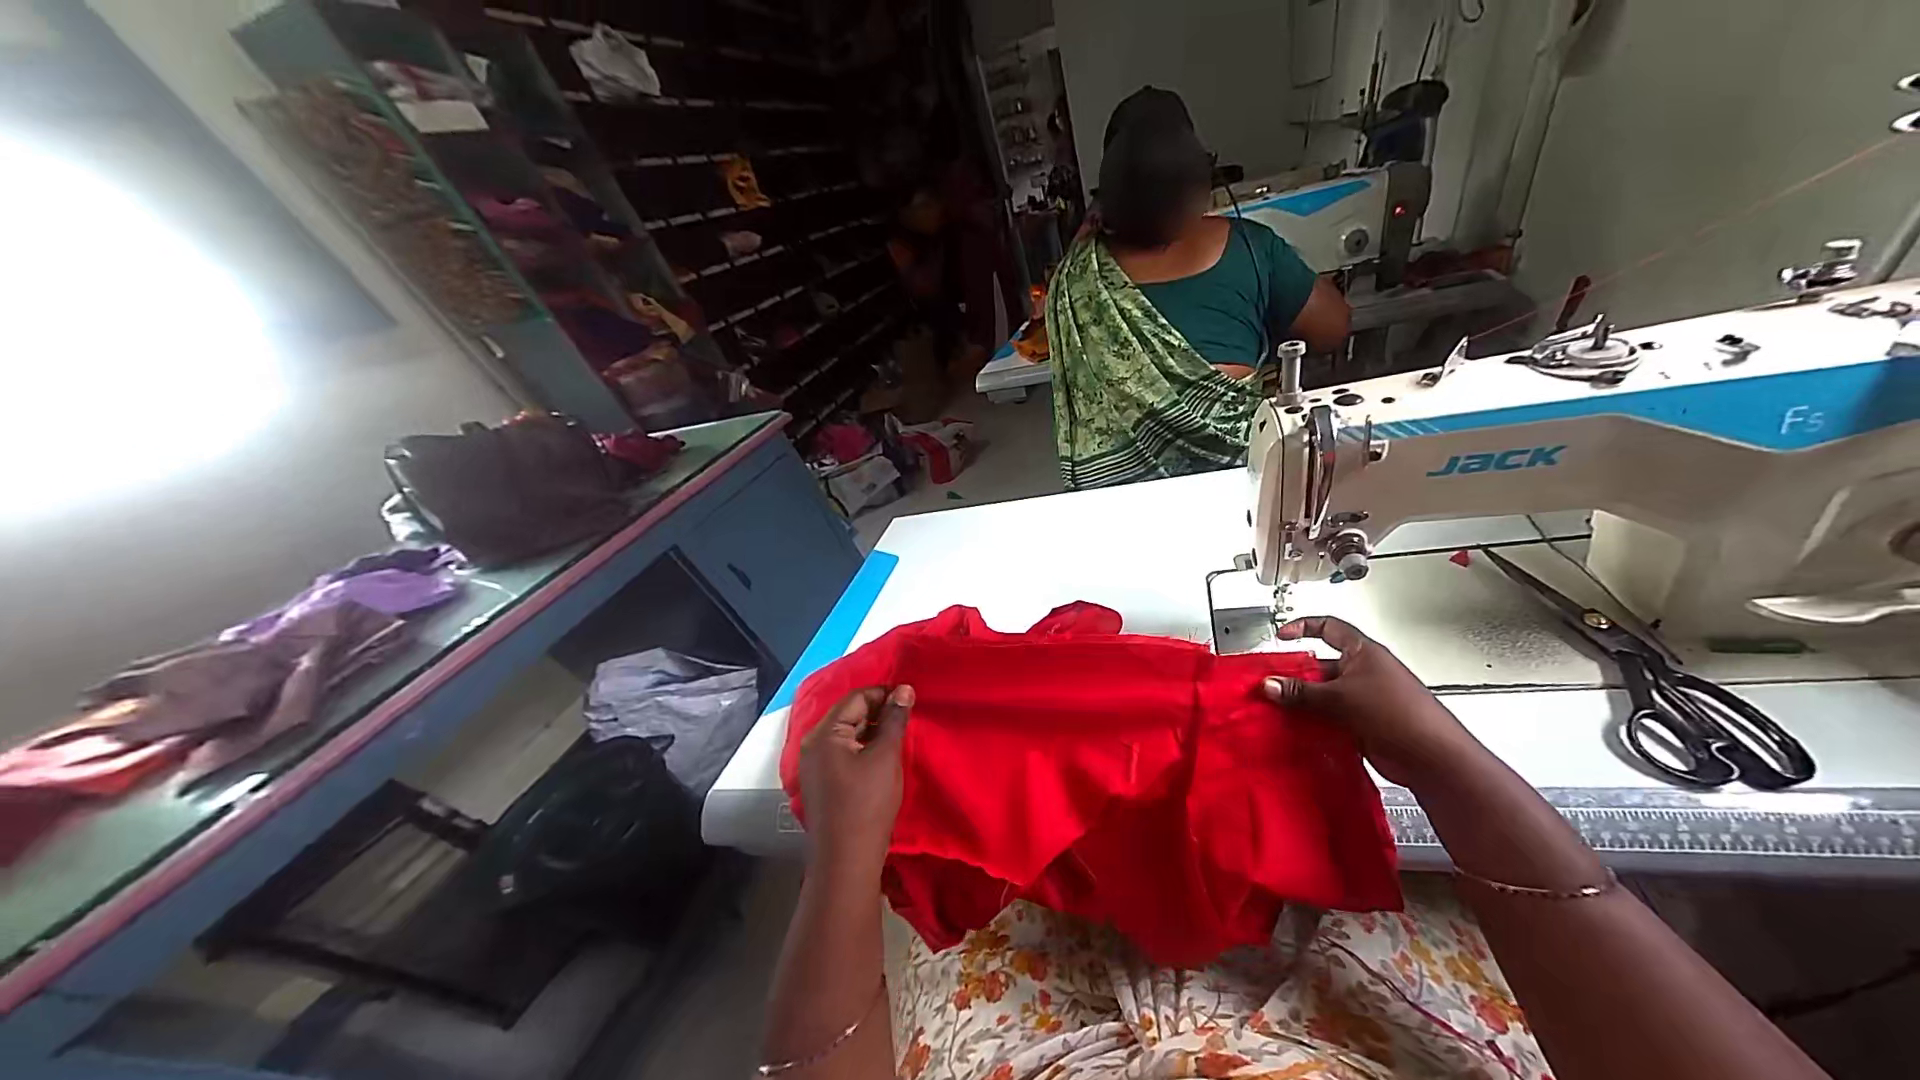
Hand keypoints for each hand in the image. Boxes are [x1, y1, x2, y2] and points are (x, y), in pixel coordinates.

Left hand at [797, 685, 912, 875]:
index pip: (856, 698)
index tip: (911, 698)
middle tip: (909, 716)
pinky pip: (845, 752)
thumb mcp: (885, 756)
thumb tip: (904, 689)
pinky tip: (884, 756)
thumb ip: (894, 719)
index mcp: (823, 733)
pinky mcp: (823, 782)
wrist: (847, 860)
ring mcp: (815, 765)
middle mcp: (813, 744)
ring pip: (848, 734)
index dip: (884, 694)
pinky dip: (865, 748)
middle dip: (879, 712)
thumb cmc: (867, 803)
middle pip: (849, 714)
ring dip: (873, 731)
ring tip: (900, 735)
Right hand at [1261, 616, 1485, 787]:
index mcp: (1363, 653)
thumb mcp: (1340, 697)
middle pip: (1319, 665)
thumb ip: (1300, 691)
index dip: (1303, 627)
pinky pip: (1328, 716)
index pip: (1328, 628)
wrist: (1432, 759)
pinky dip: (1311, 720)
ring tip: (1279, 707)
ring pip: (1322, 694)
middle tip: (1272, 682)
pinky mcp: (1361, 723)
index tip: (1282, 635)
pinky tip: (1296, 727)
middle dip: (1295, 674)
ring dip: (1301, 701)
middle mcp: (1363, 672)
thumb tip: (1270, 685)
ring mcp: (1362, 699)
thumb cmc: (1400, 714)